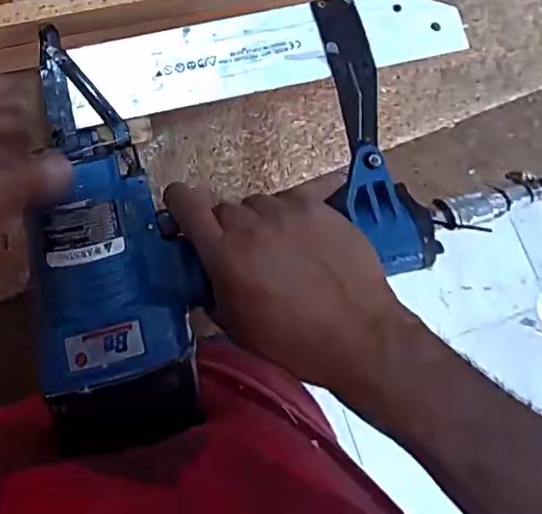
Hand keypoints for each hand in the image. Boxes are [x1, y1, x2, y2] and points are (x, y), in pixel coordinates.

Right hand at [164, 184, 413, 393]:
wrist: (364, 337)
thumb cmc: (295, 342)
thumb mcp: (236, 326)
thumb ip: (209, 289)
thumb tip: (199, 270)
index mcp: (224, 253)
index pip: (183, 200)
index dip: (178, 202)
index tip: (183, 214)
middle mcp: (250, 223)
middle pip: (221, 207)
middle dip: (226, 229)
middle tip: (244, 256)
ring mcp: (285, 210)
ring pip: (256, 205)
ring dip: (260, 224)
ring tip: (282, 253)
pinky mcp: (315, 205)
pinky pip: (289, 203)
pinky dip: (291, 220)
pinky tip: (307, 247)